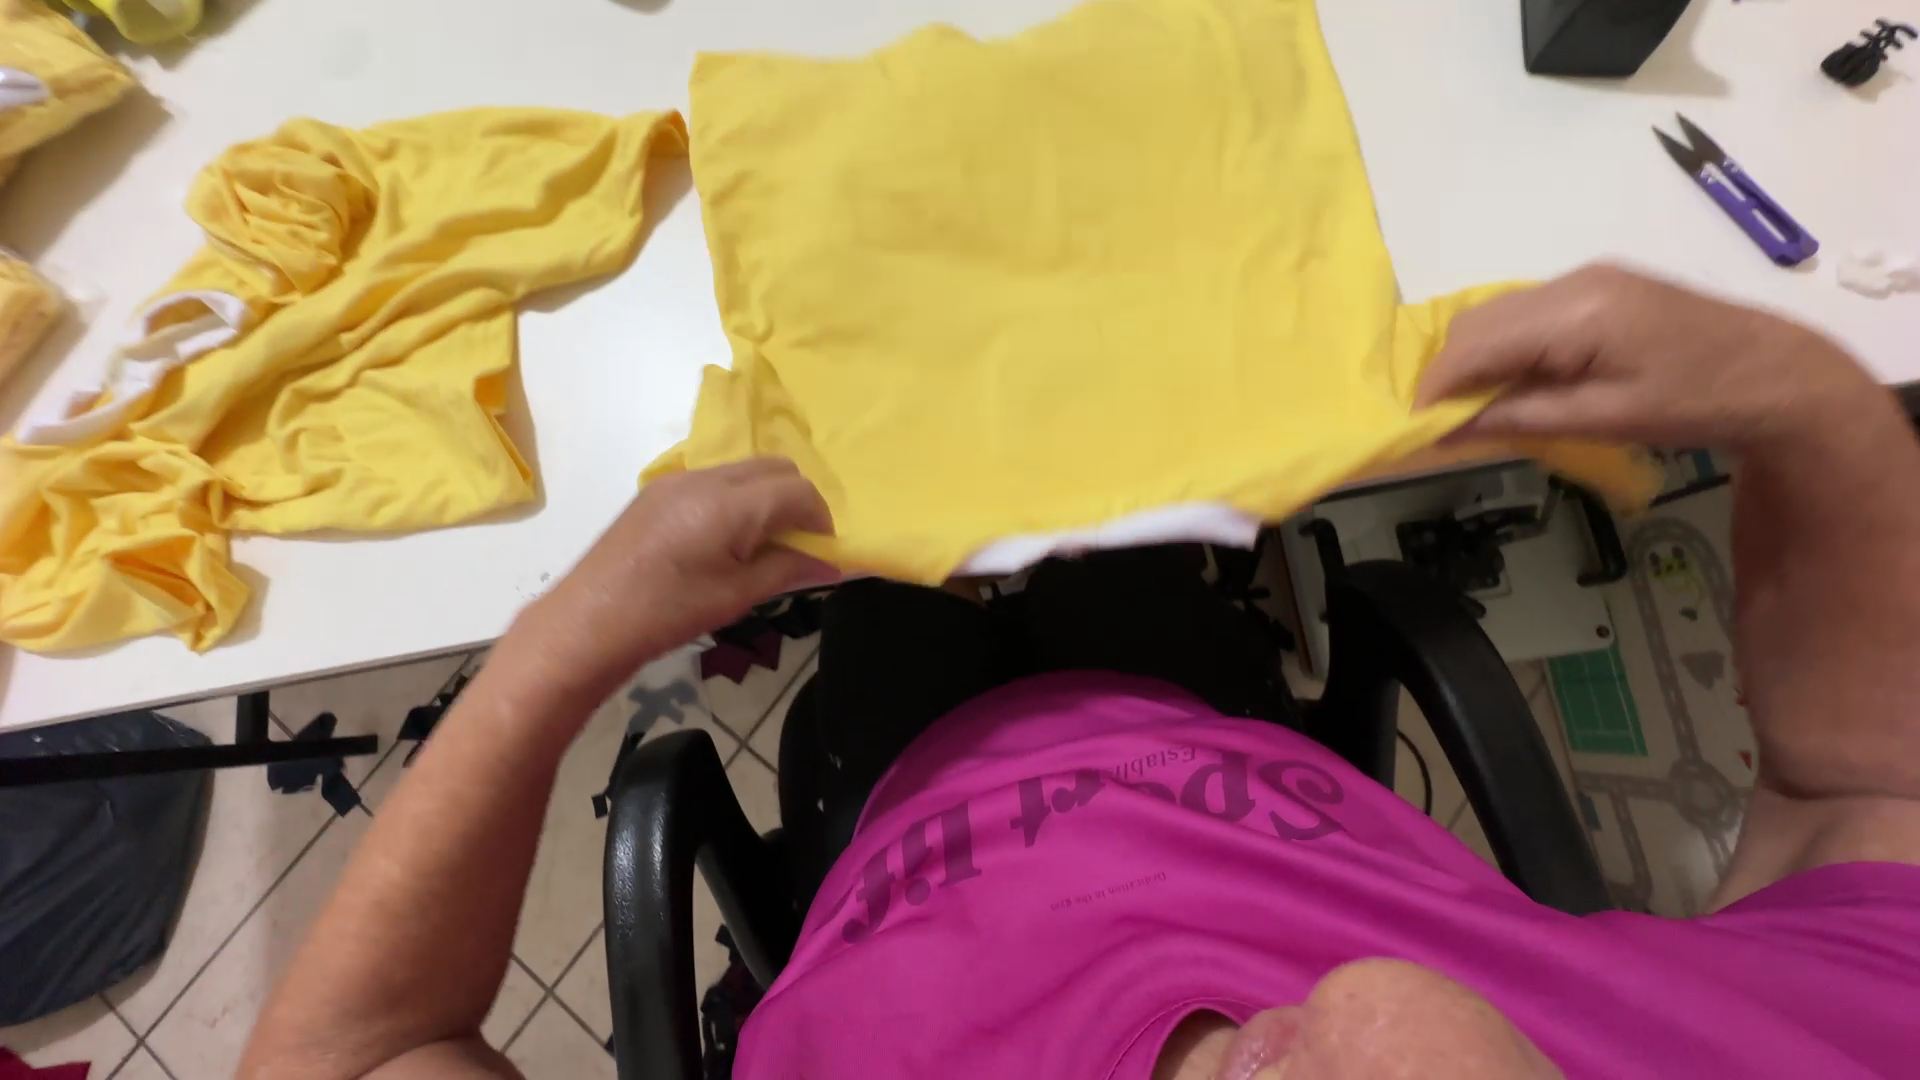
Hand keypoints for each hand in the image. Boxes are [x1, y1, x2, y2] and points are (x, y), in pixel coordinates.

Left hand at [518, 459, 836, 691]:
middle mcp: (705, 478)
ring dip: (768, 496)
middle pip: (776, 467)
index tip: (822, 550)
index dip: (820, 517)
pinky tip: (726, 538)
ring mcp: (678, 480)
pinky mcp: (658, 490)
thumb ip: (789, 570)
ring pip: (746, 469)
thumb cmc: (668, 613)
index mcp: (728, 504)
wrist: (588, 622)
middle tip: (798, 543)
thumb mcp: (737, 595)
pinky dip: (739, 497)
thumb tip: (831, 565)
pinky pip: (717, 479)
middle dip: (798, 500)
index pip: (798, 490)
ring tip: (762, 543)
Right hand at [1414, 263, 1880, 449]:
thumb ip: (1512, 419)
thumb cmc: (1694, 403)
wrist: (1782, 374)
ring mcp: (1583, 278)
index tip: (1414, 427)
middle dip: (1447, 373)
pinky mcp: (1591, 285)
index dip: (1434, 387)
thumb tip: (1439, 430)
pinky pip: (1518, 314)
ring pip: (1489, 316)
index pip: (1474, 346)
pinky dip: (1499, 348)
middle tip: (1445, 420)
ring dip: (1471, 360)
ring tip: (1478, 404)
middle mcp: (1573, 282)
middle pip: (1473, 324)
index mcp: (1578, 313)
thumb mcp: (1598, 419)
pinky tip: (1513, 379)